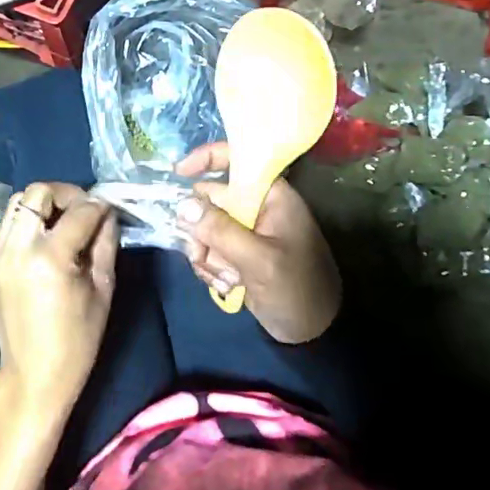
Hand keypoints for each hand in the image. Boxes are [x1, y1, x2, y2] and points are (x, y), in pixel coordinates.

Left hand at [0, 182, 117, 424]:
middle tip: (84, 212)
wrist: (34, 375)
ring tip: (63, 224)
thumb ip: (106, 242)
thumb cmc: (78, 338)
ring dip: (44, 205)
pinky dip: (28, 221)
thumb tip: (108, 212)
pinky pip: (8, 224)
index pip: (79, 210)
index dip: (100, 206)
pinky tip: (46, 241)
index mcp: (49, 258)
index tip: (111, 212)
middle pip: (38, 192)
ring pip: (18, 203)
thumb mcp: (103, 288)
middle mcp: (18, 249)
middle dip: (67, 194)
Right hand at [175, 143, 340, 343]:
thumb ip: (221, 230)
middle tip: (199, 255)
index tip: (176, 173)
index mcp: (272, 196)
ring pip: (207, 229)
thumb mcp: (258, 260)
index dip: (207, 159)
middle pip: (211, 200)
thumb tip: (183, 204)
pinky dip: (212, 268)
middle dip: (200, 229)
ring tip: (223, 280)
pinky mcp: (241, 255)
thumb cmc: (295, 288)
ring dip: (206, 255)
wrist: (313, 331)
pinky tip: (226, 287)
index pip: (237, 160)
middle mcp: (258, 207)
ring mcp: (249, 232)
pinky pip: (212, 250)